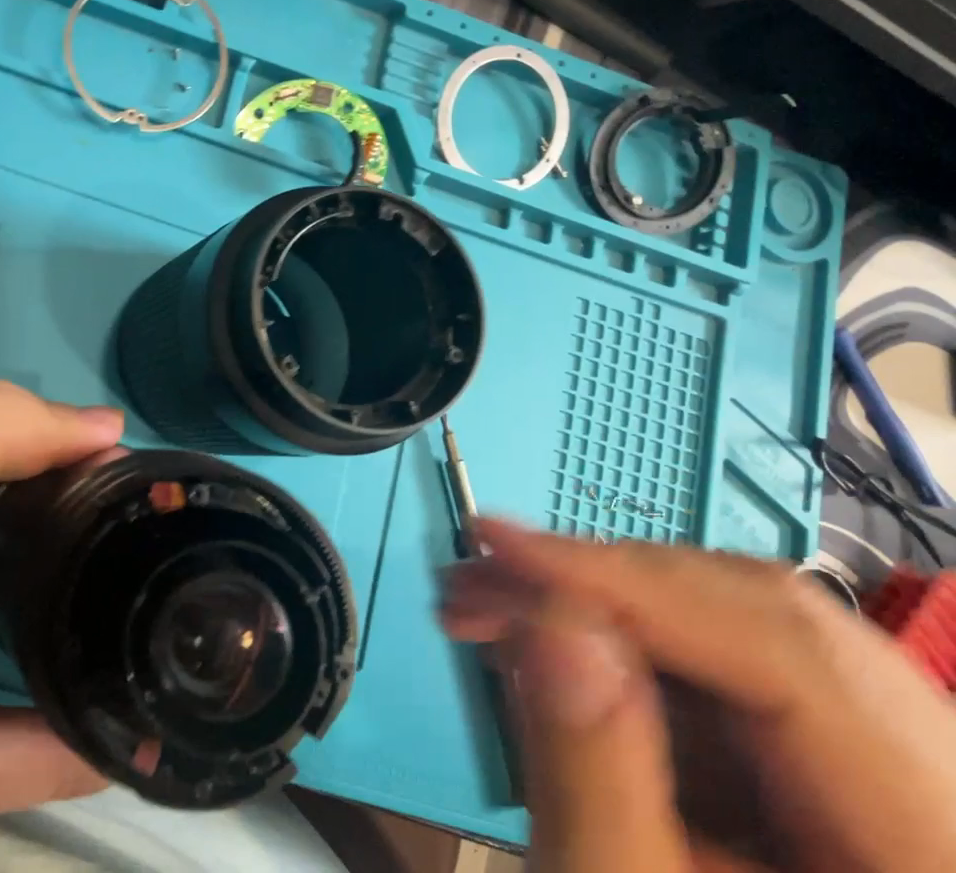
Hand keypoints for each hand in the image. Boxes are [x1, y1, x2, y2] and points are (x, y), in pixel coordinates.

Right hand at [439, 518, 955, 872]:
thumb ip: (590, 766)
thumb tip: (545, 620)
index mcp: (944, 851)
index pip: (789, 659)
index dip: (626, 584)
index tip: (493, 542)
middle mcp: (953, 802)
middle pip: (778, 628)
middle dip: (602, 585)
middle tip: (477, 576)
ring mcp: (907, 783)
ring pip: (751, 637)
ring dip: (604, 610)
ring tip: (491, 611)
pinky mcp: (841, 777)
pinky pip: (735, 677)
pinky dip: (627, 652)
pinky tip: (549, 655)